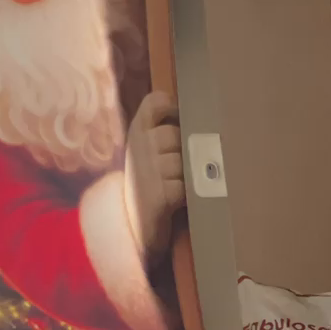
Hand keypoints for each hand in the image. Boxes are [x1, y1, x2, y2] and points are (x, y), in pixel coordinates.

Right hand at [122, 90, 185, 255]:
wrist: (132, 226)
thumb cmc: (148, 186)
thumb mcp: (149, 154)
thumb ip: (164, 133)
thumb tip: (198, 121)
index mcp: (137, 133)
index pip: (155, 103)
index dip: (172, 106)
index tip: (182, 118)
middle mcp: (139, 148)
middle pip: (176, 135)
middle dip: (186, 152)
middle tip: (181, 170)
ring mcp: (147, 172)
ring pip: (183, 161)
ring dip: (189, 176)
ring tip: (181, 187)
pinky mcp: (159, 195)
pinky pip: (186, 186)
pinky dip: (190, 194)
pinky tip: (183, 201)